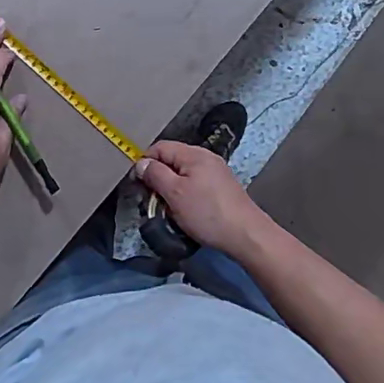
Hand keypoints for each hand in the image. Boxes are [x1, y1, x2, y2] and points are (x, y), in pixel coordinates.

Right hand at [133, 140, 275, 258]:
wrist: (246, 235)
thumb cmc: (206, 212)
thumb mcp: (175, 193)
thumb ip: (155, 174)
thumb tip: (141, 163)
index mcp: (194, 154)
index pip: (160, 147)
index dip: (145, 162)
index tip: (137, 184)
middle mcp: (205, 158)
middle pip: (171, 160)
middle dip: (158, 178)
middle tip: (152, 200)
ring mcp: (215, 173)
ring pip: (182, 175)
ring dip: (171, 190)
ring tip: (167, 209)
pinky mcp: (221, 188)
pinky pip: (194, 185)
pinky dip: (185, 196)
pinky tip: (184, 212)